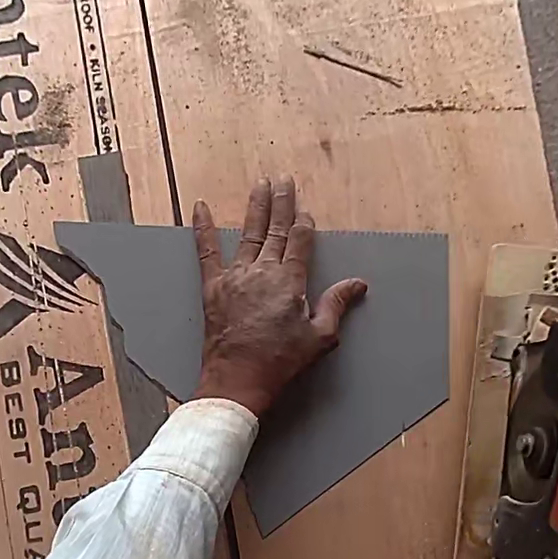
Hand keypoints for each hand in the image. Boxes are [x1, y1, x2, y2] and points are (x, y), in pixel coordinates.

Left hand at [190, 176, 365, 416]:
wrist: (239, 378)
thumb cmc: (279, 361)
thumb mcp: (319, 336)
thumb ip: (336, 304)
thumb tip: (357, 284)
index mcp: (291, 281)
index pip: (300, 242)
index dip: (305, 225)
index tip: (306, 212)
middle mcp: (263, 271)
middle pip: (276, 230)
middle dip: (282, 204)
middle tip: (284, 181)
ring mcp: (236, 276)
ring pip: (249, 233)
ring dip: (256, 207)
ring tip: (260, 185)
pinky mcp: (213, 287)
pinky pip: (207, 251)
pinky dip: (203, 228)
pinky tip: (200, 208)